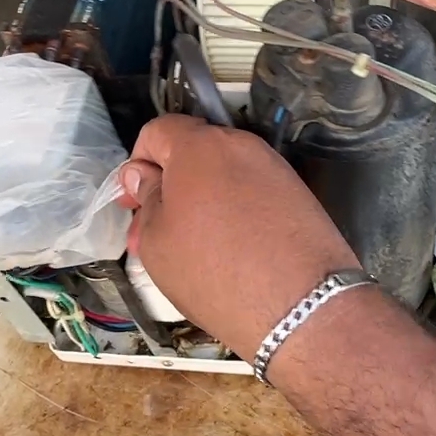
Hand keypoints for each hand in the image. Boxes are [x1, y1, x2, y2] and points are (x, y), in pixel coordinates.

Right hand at [117, 115, 357, 355]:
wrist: (301, 305)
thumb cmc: (215, 270)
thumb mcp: (158, 241)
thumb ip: (147, 198)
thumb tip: (144, 174)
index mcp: (201, 146)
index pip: (159, 130)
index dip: (138, 162)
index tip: (133, 200)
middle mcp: (241, 146)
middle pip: (194, 152)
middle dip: (169, 186)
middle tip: (153, 233)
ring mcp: (274, 168)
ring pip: (224, 175)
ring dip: (201, 201)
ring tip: (190, 249)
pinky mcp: (297, 193)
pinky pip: (252, 192)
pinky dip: (233, 211)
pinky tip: (228, 250)